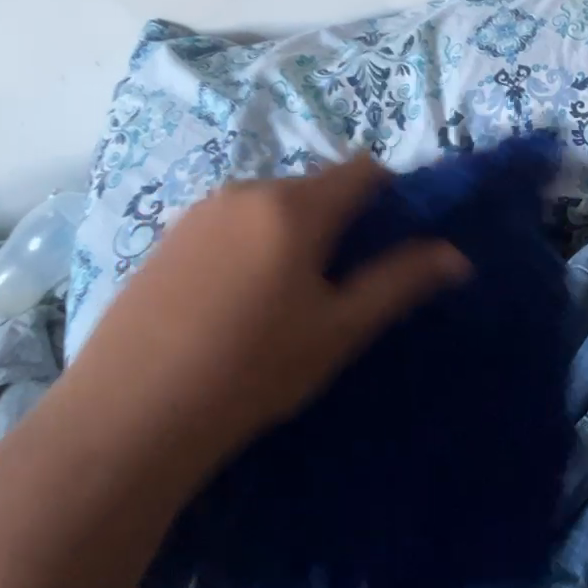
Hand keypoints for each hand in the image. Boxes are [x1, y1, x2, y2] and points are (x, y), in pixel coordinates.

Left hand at [63, 156, 469, 446]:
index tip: (397, 242)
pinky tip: (240, 302)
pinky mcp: (165, 238)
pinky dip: (255, 244)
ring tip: (291, 298)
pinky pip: (232, 223)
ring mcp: (198, 213)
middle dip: (344, 220)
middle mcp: (245, 191)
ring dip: (297, 233)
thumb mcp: (339, 330)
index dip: (393, 196)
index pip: (364, 171)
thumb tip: (457, 255)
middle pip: (316, 186)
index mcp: (293, 205)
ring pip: (272, 205)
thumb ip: (400, 282)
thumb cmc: (252, 369)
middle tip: (346, 283)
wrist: (129, 415)